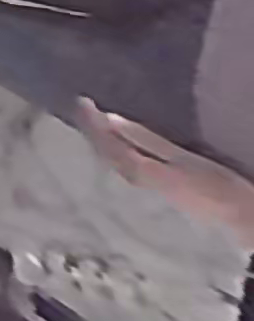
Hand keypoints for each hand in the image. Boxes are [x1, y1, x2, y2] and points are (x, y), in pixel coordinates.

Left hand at [76, 98, 253, 244]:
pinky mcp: (147, 187)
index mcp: (134, 167)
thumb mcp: (186, 159)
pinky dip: (107, 147)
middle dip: (89, 125)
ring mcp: (137, 184)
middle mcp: (128, 176)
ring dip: (96, 136)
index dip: (91, 118)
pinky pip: (116, 162)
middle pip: (100, 146)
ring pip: (106, 154)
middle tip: (82, 106)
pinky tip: (108, 141)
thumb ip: (147, 140)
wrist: (245, 220)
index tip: (82, 99)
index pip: (103, 137)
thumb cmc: (219, 187)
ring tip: (90, 118)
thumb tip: (110, 118)